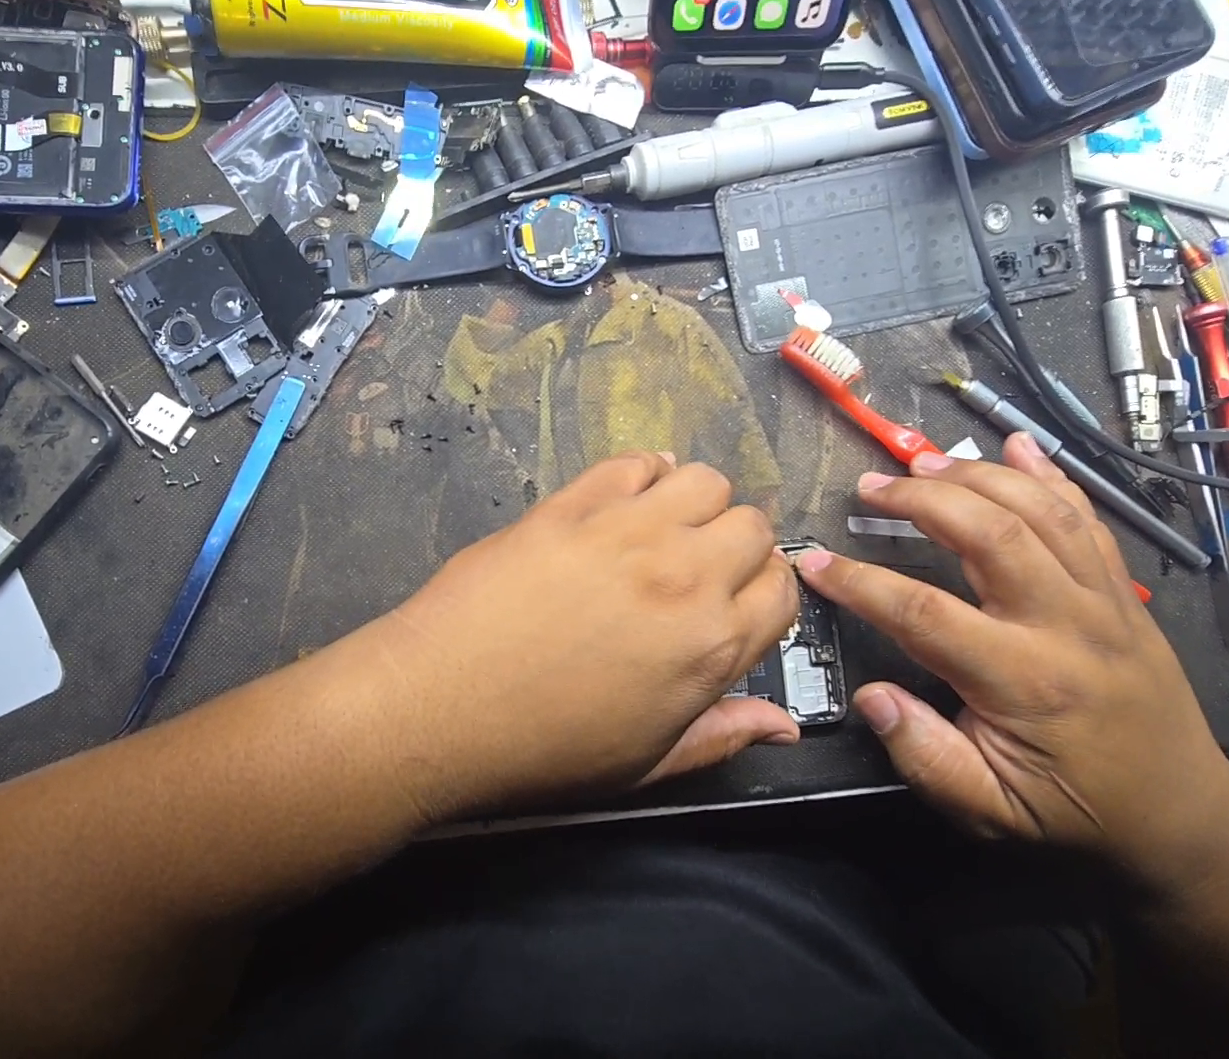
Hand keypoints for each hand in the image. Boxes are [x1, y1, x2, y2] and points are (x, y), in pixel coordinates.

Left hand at [366, 452, 801, 821]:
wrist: (442, 708)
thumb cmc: (546, 751)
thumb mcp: (646, 764)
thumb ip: (723, 734)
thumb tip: (786, 726)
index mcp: (713, 644)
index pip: (782, 591)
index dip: (765, 594)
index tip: (736, 603)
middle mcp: (685, 575)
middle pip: (752, 527)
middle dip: (737, 546)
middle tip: (695, 569)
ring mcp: (626, 530)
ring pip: (704, 481)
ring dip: (697, 502)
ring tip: (664, 528)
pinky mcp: (571, 504)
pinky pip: (632, 462)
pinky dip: (644, 472)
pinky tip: (626, 496)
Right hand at [797, 434, 1228, 900]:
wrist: (1184, 820)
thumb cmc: (1075, 815)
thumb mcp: (989, 810)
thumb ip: (924, 756)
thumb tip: (871, 696)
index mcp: (1025, 680)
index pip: (923, 613)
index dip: (859, 582)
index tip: (813, 563)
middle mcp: (1067, 625)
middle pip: (990, 534)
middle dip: (922, 500)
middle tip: (869, 487)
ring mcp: (1105, 602)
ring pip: (1041, 512)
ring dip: (977, 476)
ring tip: (922, 461)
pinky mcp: (1124, 595)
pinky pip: (1088, 519)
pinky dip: (1051, 475)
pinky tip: (1018, 446)